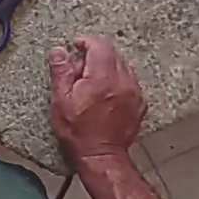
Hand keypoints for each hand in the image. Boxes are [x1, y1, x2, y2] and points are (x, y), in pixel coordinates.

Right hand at [48, 36, 145, 166]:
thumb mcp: (61, 101)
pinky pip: (129, 81)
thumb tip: (59, 51)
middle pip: (112, 54)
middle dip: (94, 56)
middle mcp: (123, 82)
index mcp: (102, 78)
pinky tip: (104, 95)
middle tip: (78, 71)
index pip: (100, 46)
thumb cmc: (78, 132)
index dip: (86, 42)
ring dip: (106, 68)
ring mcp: (134, 92)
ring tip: (91, 85)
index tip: (76, 45)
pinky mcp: (139, 103)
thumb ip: (61, 72)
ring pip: (122, 67)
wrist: (101, 156)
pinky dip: (117, 81)